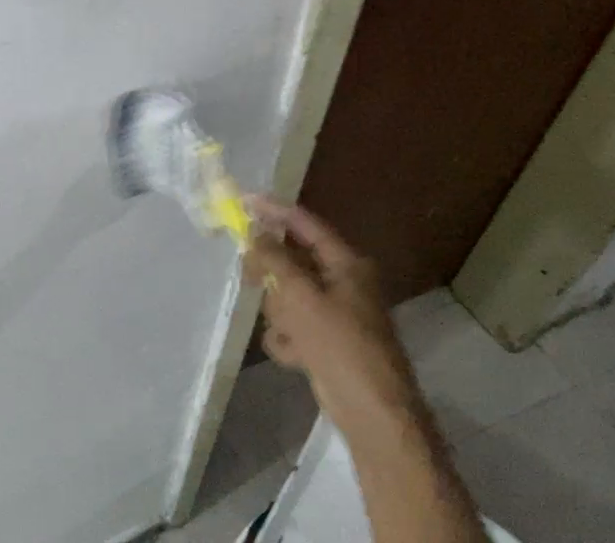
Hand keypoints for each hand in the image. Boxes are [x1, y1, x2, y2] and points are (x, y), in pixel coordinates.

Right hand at [243, 196, 422, 432]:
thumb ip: (275, 259)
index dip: (274, 211)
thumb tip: (254, 231)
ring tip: (291, 334)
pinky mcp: (324, 341)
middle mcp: (341, 283)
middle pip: (292, 262)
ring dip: (281, 315)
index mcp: (346, 264)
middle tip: (250, 279)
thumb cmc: (340, 344)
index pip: (305, 225)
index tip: (243, 202)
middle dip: (273, 276)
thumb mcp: (302, 296)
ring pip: (288, 297)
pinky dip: (289, 340)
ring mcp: (333, 314)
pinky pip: (292, 327)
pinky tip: (296, 357)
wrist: (371, 411)